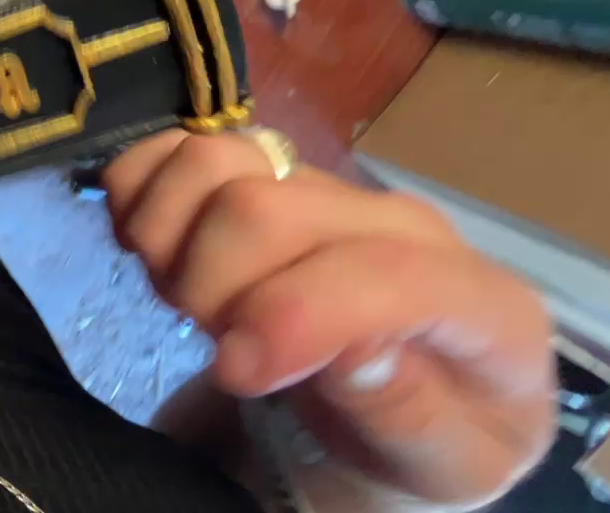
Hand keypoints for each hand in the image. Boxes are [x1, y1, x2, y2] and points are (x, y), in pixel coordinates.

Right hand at [104, 130, 555, 508]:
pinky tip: (149, 244)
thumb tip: (350, 352)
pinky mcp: (244, 167)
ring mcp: (310, 179)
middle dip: (207, 283)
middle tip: (208, 336)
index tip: (232, 372)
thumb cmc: (410, 433)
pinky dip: (133, 193)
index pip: (380, 273)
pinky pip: (161, 149)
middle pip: (260, 208)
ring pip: (205, 158)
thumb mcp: (434, 461)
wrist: (374, 394)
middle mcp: (392, 217)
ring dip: (164, 235)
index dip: (292, 316)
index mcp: (476, 298)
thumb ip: (405, 414)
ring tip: (182, 291)